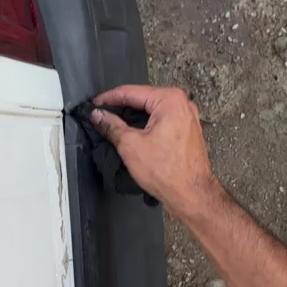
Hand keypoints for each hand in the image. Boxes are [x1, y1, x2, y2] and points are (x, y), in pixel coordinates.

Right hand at [88, 85, 221, 217]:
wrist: (192, 194)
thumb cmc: (167, 171)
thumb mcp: (130, 145)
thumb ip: (111, 125)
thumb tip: (99, 115)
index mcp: (170, 100)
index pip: (131, 92)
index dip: (109, 98)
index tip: (95, 104)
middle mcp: (182, 104)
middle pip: (143, 100)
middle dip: (121, 107)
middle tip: (100, 114)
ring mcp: (187, 118)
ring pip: (152, 111)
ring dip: (133, 118)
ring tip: (113, 125)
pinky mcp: (187, 132)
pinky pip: (162, 122)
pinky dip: (146, 126)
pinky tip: (133, 134)